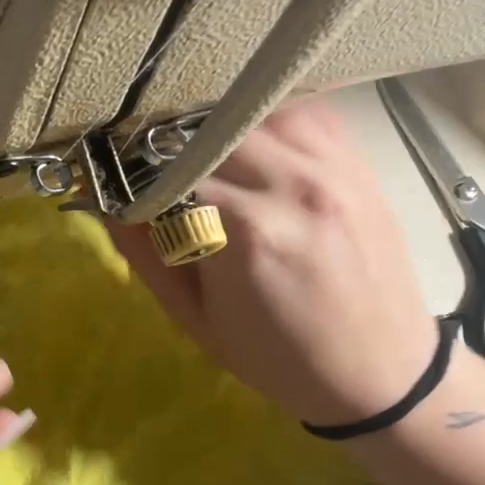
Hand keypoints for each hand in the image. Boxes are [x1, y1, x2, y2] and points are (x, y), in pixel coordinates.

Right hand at [108, 96, 437, 425]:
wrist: (380, 372)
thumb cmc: (277, 358)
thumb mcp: (194, 319)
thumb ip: (146, 255)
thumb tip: (105, 204)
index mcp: (245, 235)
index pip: (167, 175)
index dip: (133, 178)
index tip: (116, 187)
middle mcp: (293, 188)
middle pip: (207, 133)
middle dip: (169, 151)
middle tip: (152, 172)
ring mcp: (333, 169)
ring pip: (254, 111)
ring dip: (217, 130)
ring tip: (201, 158)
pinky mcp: (359, 164)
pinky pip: (306, 112)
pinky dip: (268, 119)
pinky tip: (253, 145)